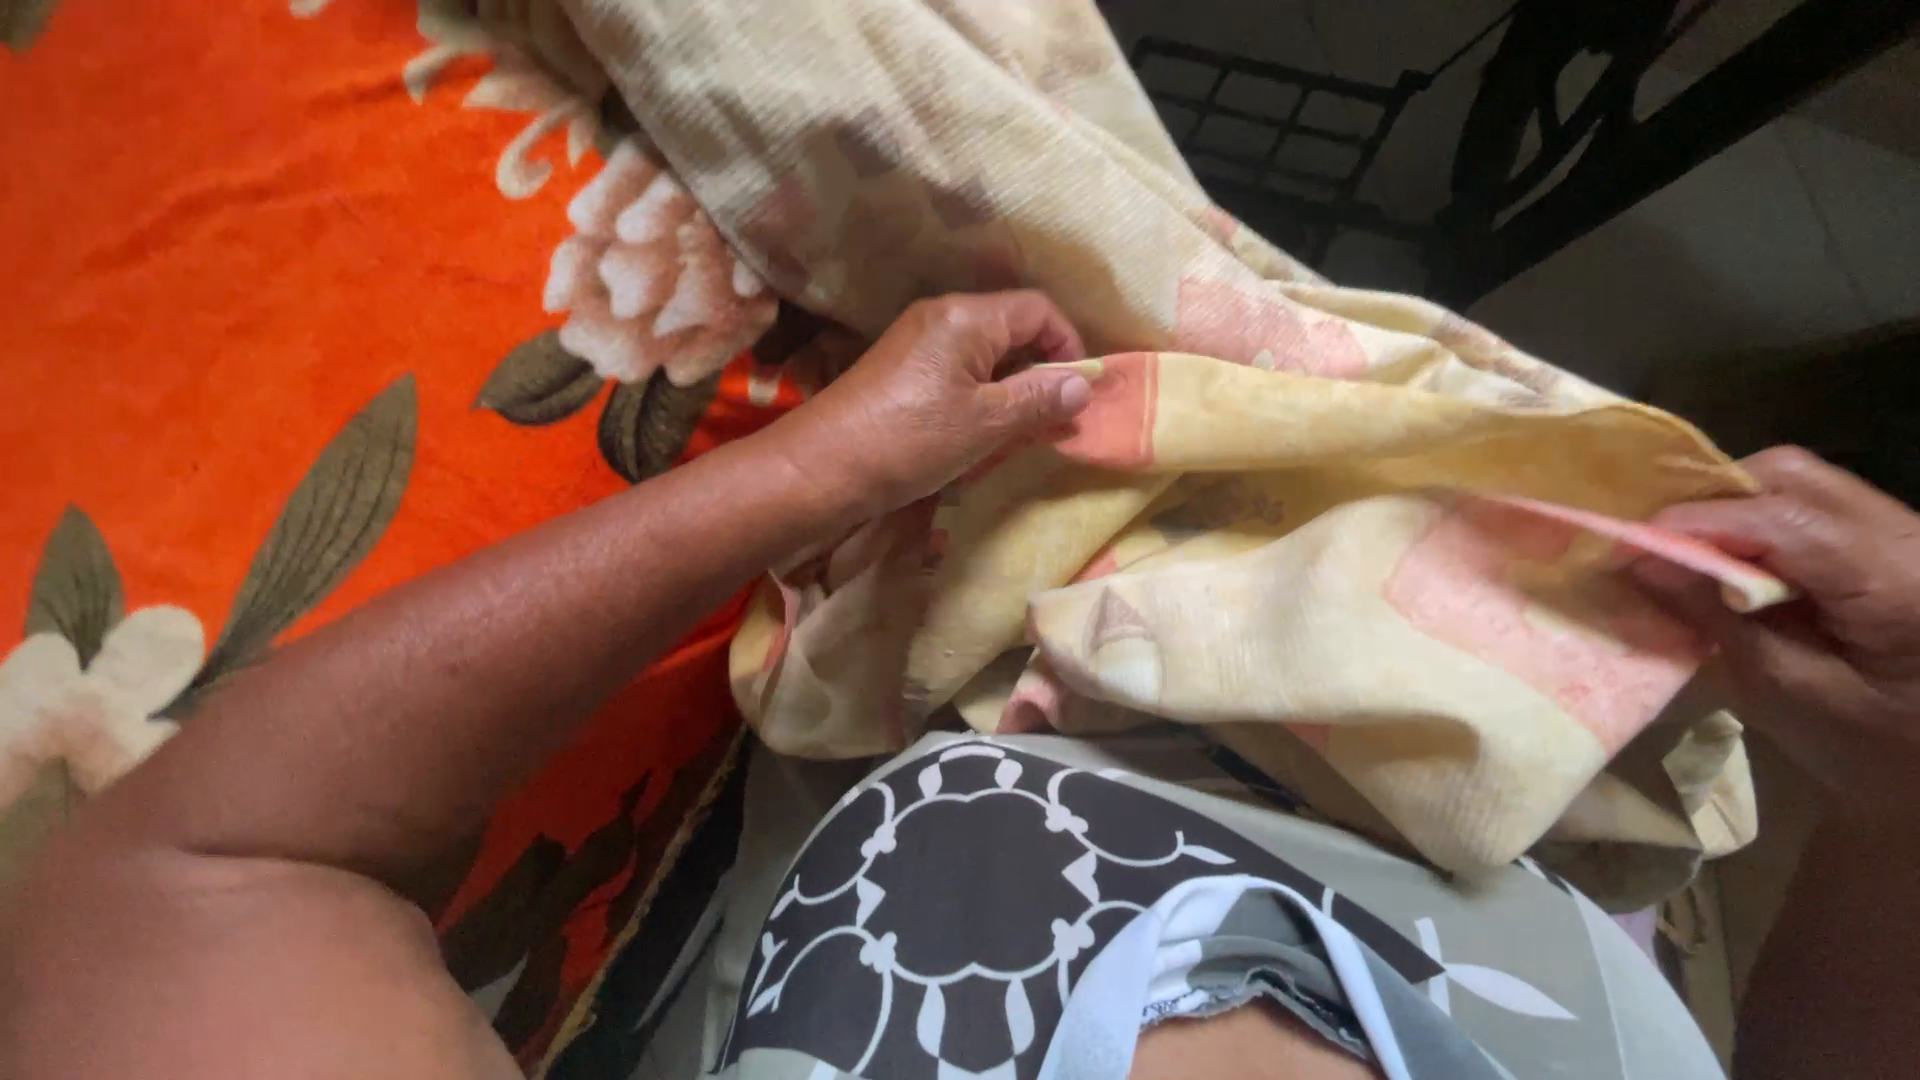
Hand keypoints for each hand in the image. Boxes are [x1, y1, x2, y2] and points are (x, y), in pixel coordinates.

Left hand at [761, 291, 1091, 519]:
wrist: (822, 468)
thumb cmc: (909, 441)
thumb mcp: (984, 424)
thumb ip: (1038, 400)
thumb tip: (1084, 385)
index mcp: (965, 317)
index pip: (1038, 309)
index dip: (1069, 345)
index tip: (1081, 391)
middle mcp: (941, 316)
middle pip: (1012, 328)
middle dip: (1042, 370)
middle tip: (1058, 417)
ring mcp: (917, 342)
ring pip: (985, 354)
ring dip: (1012, 388)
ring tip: (1026, 430)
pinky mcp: (902, 370)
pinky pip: (959, 371)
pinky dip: (982, 395)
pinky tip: (985, 431)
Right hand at [1634, 447, 1919, 814]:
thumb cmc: (1876, 749)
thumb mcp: (1788, 690)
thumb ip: (1716, 616)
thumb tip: (1640, 560)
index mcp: (1903, 581)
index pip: (1782, 521)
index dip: (1690, 524)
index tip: (1622, 551)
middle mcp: (1915, 539)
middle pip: (1791, 477)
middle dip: (1706, 504)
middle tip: (1653, 550)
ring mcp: (1909, 535)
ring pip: (1796, 483)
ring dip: (1725, 513)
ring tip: (1684, 557)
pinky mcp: (1893, 544)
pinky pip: (1808, 506)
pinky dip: (1751, 524)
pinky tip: (1727, 563)